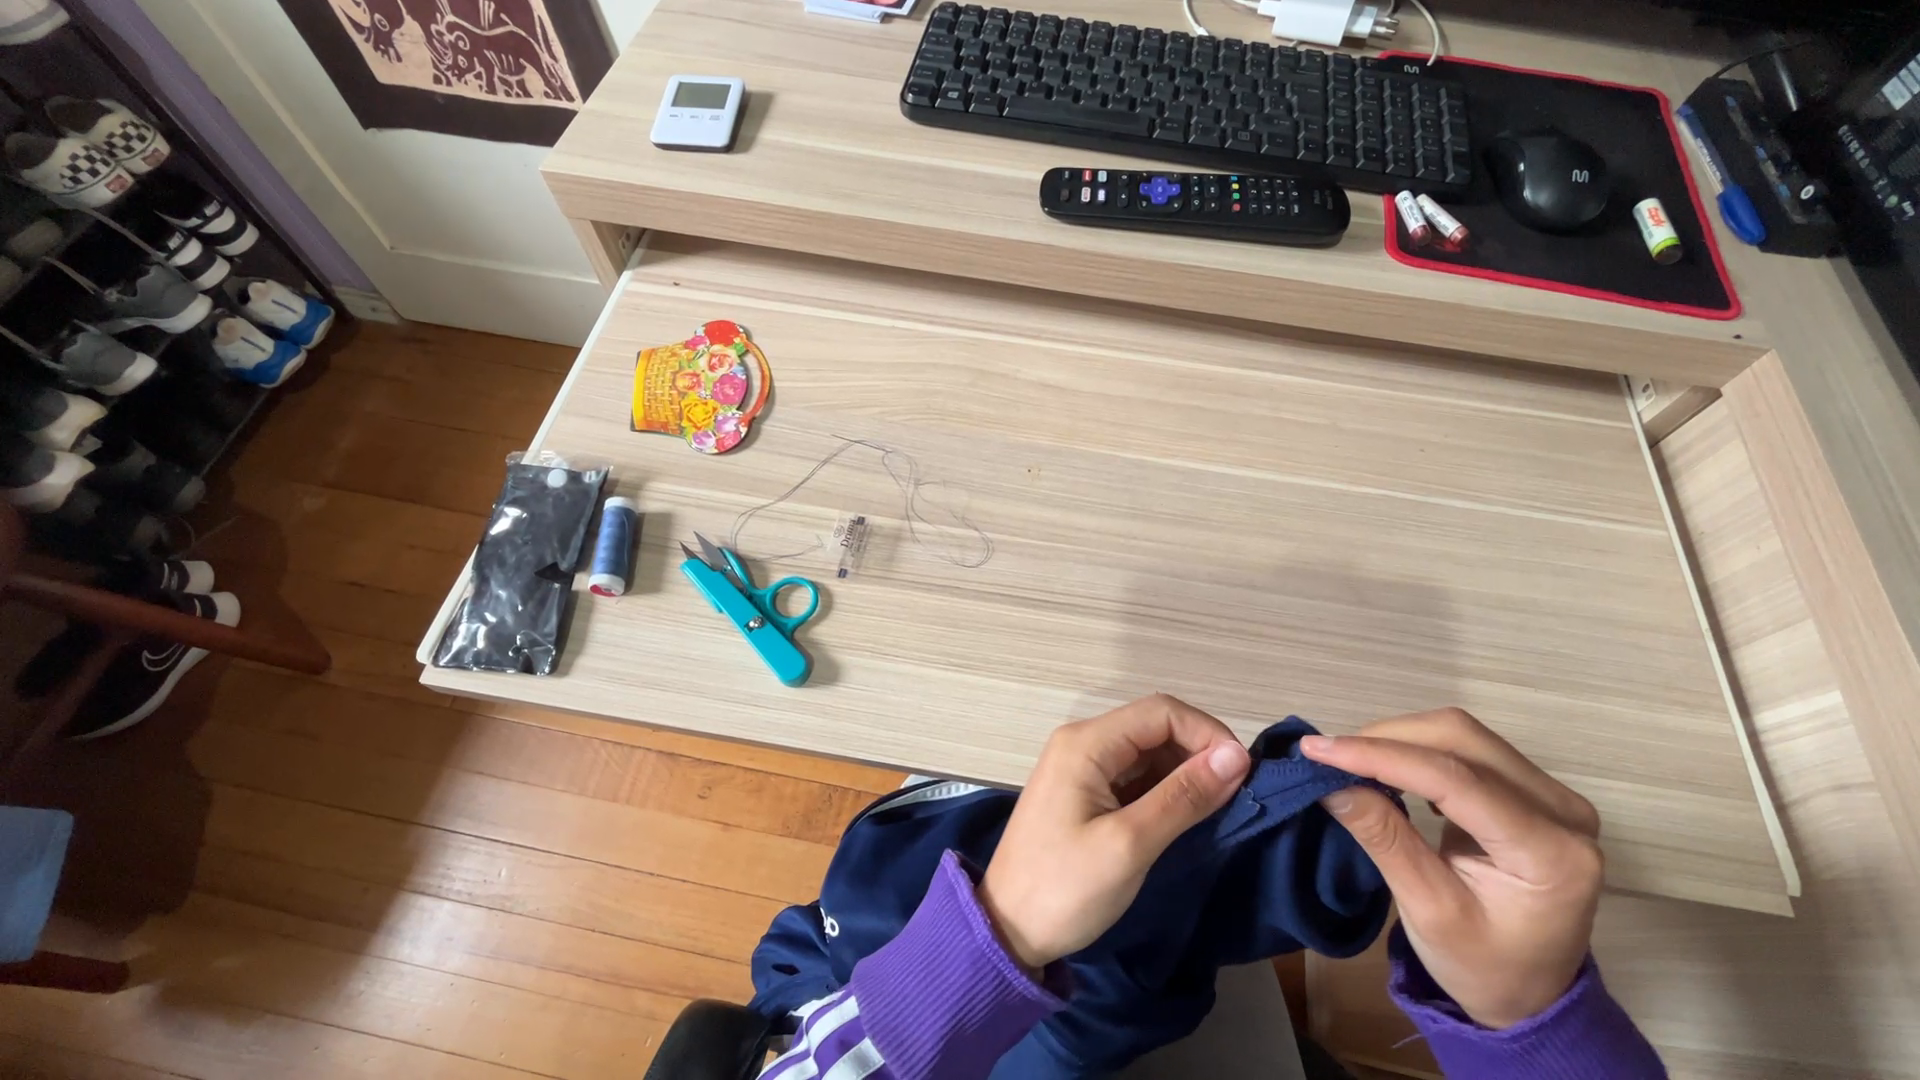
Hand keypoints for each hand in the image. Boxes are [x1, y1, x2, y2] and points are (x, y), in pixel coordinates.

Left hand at [979, 694, 1251, 969]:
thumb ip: (1183, 797)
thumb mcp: (1130, 844)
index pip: (1161, 712)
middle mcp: (1083, 743)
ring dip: (1186, 773)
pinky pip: (1136, 776)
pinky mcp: (1087, 794)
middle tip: (1237, 797)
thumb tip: (1236, 756)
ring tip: (1219, 809)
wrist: (1008, 929)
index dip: (1207, 734)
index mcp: (1086, 743)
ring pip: (1150, 752)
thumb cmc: (1065, 888)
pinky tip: (1188, 817)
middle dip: (1200, 753)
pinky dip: (1166, 790)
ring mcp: (1083, 768)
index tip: (1244, 775)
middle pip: (1156, 727)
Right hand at [1300, 708, 1603, 1029]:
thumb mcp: (1428, 911)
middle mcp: (1564, 812)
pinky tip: (1388, 768)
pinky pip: (1468, 748)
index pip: (1456, 780)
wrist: (1531, 994)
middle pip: (1463, 740)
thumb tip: (1330, 783)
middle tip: (1331, 756)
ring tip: (1352, 761)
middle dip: (1388, 738)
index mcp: (1550, 853)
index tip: (1318, 750)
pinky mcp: (1533, 791)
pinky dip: (1417, 748)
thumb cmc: (1482, 964)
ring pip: (1463, 734)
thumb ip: (1385, 840)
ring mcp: (1553, 797)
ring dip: (1399, 738)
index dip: (1382, 756)